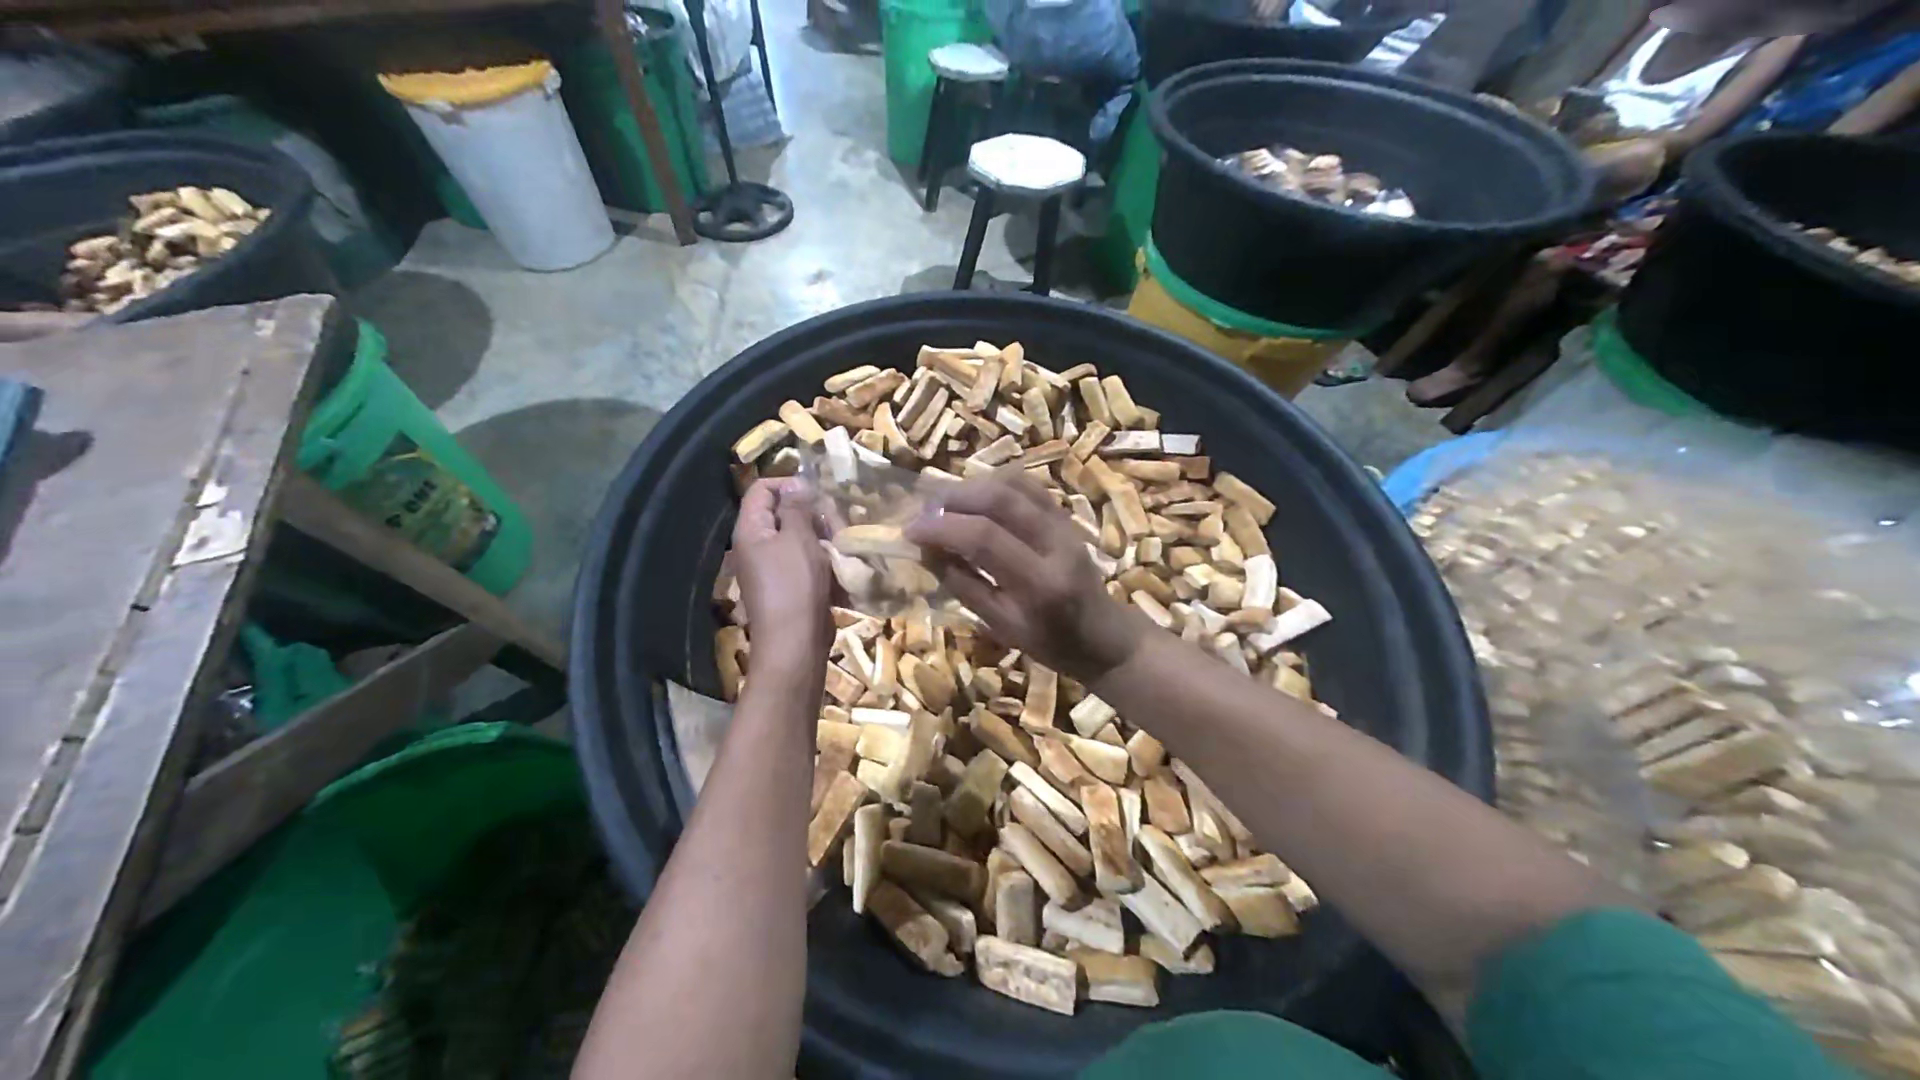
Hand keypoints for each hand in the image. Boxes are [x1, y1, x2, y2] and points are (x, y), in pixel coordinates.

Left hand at [733, 478, 832, 672]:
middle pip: (782, 514)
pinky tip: (841, 569)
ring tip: (842, 548)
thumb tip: (795, 485)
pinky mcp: (788, 586)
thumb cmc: (795, 584)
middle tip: (836, 525)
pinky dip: (823, 562)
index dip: (788, 484)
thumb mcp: (798, 538)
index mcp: (751, 530)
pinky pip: (805, 563)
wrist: (795, 642)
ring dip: (822, 539)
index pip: (761, 489)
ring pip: (798, 539)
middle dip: (812, 515)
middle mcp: (756, 546)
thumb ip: (796, 508)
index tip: (818, 495)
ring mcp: (772, 568)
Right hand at [907, 474, 1146, 681]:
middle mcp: (1056, 543)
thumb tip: (926, 549)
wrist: (1104, 636)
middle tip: (923, 513)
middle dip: (952, 499)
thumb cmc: (1051, 642)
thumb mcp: (1002, 626)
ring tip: (943, 505)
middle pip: (999, 498)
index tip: (910, 532)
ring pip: (1013, 483)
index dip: (941, 528)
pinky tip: (973, 500)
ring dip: (971, 488)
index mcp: (1040, 583)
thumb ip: (964, 585)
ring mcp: (1065, 523)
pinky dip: (993, 484)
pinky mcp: (1065, 514)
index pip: (983, 538)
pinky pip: (1026, 485)